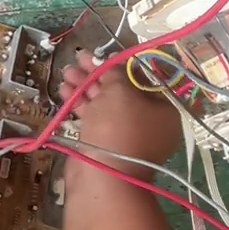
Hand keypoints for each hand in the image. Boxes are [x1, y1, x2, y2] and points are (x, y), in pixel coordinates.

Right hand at [59, 49, 183, 167]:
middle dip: (97, 72)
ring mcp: (126, 132)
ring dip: (85, 84)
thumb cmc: (118, 128)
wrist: (102, 175)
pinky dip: (80, 102)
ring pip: (104, 101)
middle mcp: (148, 120)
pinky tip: (64, 90)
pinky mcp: (105, 141)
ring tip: (66, 72)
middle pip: (121, 88)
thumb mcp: (119, 91)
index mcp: (164, 109)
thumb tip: (112, 62)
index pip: (144, 77)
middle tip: (78, 57)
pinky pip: (94, 115)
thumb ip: (115, 71)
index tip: (104, 53)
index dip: (122, 63)